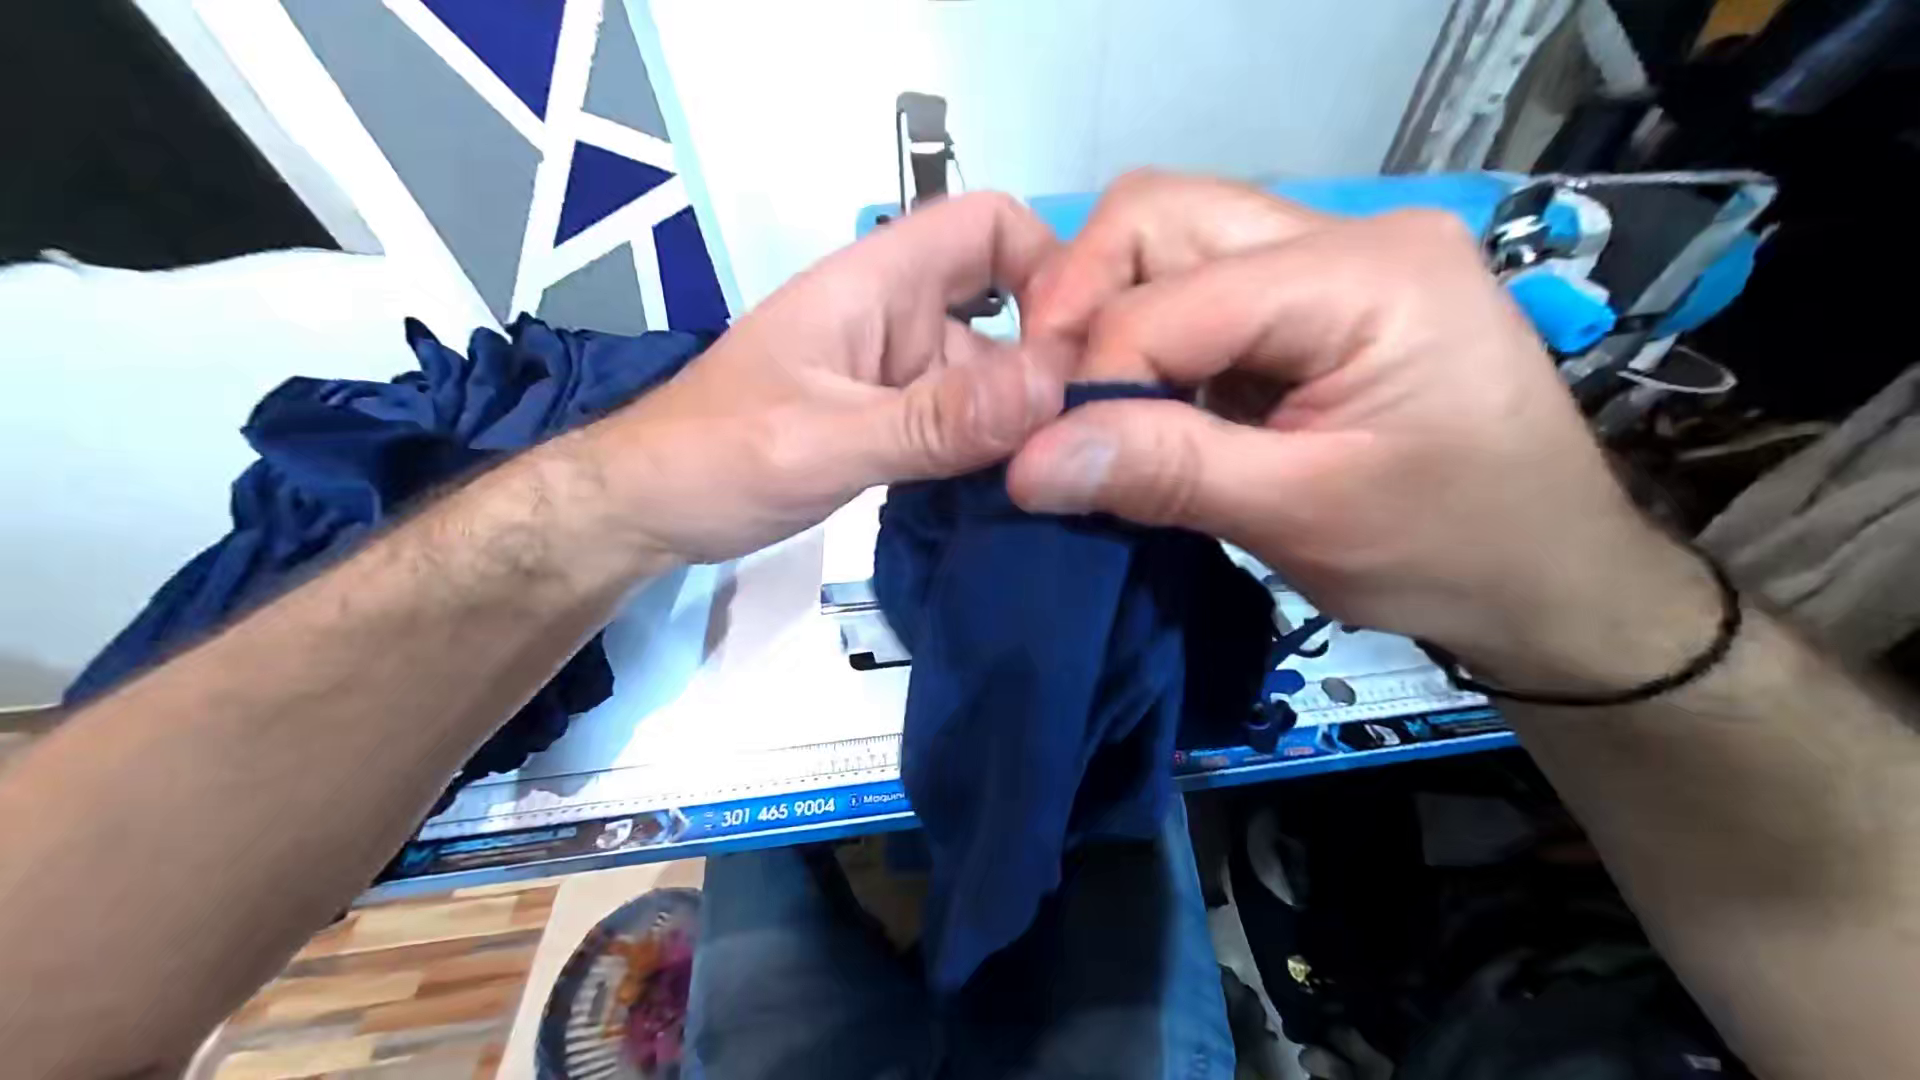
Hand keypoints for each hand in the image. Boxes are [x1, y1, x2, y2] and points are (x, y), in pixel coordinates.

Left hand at [581, 193, 1068, 563]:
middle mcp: (898, 321)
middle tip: (1092, 440)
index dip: (1050, 267)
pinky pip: (963, 426)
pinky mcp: (893, 424)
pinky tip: (1015, 494)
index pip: (989, 225)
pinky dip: (992, 453)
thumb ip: (930, 421)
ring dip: (1026, 422)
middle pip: (1007, 311)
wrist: (646, 510)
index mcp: (876, 286)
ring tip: (1068, 478)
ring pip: (990, 379)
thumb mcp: (820, 442)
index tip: (1081, 352)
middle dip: (1053, 365)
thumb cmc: (713, 459)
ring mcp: (897, 377)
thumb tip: (1050, 389)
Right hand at [1006, 171, 1718, 687]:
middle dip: (1080, 310)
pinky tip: (1138, 404)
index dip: (1088, 376)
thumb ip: (1163, 473)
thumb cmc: (1446, 548)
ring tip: (1093, 409)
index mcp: (1361, 273)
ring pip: (1161, 246)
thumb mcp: (1299, 515)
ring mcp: (1319, 263)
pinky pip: (1185, 294)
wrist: (1541, 575)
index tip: (1044, 458)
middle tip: (1057, 407)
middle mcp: (1338, 236)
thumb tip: (1026, 467)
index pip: (1167, 298)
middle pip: (1154, 219)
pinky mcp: (1299, 306)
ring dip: (1104, 323)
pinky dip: (1139, 346)